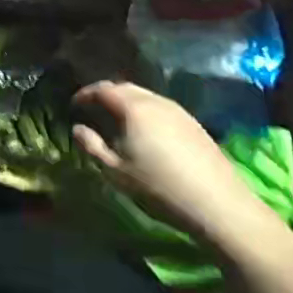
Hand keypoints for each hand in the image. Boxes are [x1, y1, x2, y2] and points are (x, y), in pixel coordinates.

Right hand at [71, 81, 287, 247]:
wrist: (218, 204)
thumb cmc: (158, 187)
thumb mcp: (115, 171)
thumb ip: (92, 146)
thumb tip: (78, 128)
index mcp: (134, 109)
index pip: (104, 89)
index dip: (85, 93)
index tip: (74, 104)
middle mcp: (157, 102)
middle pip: (126, 88)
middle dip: (107, 95)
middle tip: (93, 109)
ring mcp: (180, 111)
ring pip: (146, 97)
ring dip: (127, 103)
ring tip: (117, 120)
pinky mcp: (195, 124)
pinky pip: (162, 108)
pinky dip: (146, 111)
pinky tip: (145, 132)